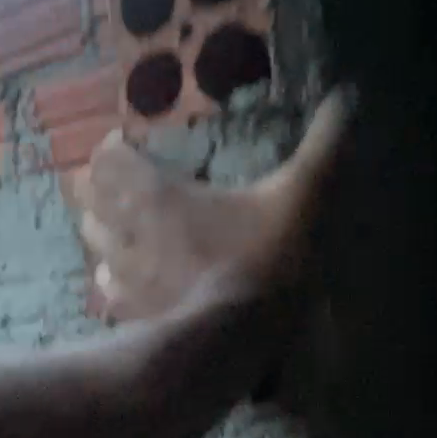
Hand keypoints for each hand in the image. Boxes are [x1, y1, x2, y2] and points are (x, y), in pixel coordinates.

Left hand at [74, 91, 351, 320]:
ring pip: (92, 241)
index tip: (123, 141)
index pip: (109, 160)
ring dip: (98, 226)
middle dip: (97, 183)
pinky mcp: (132, 311)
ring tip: (116, 222)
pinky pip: (106, 287)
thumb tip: (348, 95)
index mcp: (160, 197)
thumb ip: (325, 146)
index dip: (110, 147)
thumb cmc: (266, 261)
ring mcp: (126, 275)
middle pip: (88, 197)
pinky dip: (110, 275)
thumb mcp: (304, 196)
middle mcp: (131, 231)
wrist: (238, 342)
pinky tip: (123, 276)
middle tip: (116, 179)